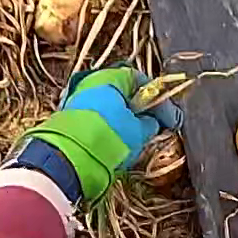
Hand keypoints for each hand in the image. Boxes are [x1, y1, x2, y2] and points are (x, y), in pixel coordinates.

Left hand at [23, 66, 183, 202]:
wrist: (66, 160)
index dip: (160, 99)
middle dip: (142, 111)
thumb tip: (151, 121)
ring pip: (111, 108)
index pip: (141, 80)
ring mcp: (78, 101)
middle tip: (157, 127)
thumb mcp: (138, 131)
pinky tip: (120, 144)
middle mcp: (91, 84)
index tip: (170, 117)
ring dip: (127, 121)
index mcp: (109, 78)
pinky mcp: (70, 120)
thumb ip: (150, 122)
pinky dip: (112, 129)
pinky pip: (99, 120)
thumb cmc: (107, 137)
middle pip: (124, 94)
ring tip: (139, 139)